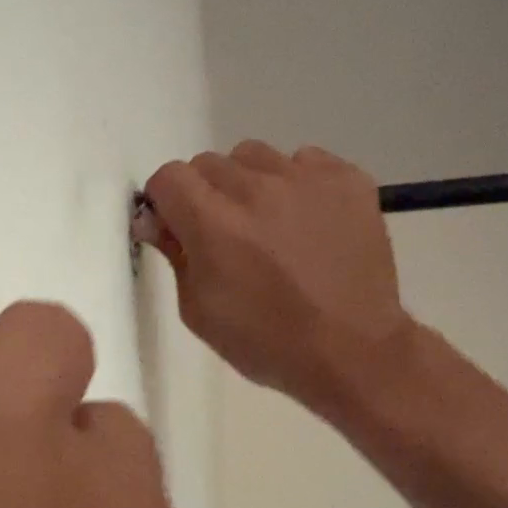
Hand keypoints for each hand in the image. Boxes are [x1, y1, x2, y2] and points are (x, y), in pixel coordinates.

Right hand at [140, 140, 409, 404]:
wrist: (353, 352)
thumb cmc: (266, 343)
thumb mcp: (200, 312)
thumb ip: (174, 256)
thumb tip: (155, 221)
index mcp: (214, 224)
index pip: (169, 177)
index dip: (165, 201)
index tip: (176, 227)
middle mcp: (257, 188)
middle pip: (209, 163)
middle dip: (205, 195)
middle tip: (224, 236)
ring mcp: (306, 178)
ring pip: (255, 156)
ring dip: (248, 183)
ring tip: (267, 224)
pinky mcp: (347, 179)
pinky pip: (305, 161)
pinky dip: (296, 184)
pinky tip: (305, 223)